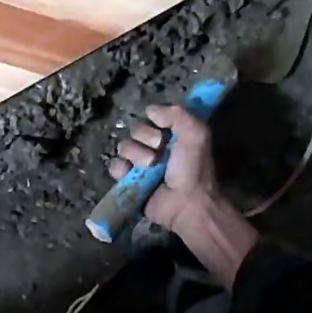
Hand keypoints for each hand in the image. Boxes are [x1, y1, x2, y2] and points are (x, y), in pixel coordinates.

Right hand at [108, 105, 258, 285]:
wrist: (186, 202)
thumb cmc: (194, 168)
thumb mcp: (196, 133)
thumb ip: (177, 114)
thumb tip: (150, 111)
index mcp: (170, 135)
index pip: (150, 118)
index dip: (155, 122)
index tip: (165, 131)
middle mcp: (153, 147)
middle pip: (135, 131)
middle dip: (145, 138)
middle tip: (159, 152)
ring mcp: (139, 165)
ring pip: (124, 147)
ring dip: (136, 154)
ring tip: (150, 166)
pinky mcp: (128, 181)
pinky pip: (115, 167)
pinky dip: (121, 169)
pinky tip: (131, 174)